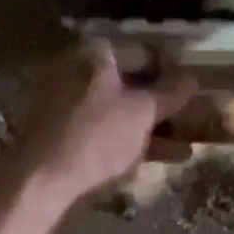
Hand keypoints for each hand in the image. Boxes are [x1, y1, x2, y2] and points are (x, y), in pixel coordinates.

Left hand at [16, 41, 195, 195]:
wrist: (39, 182)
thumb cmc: (96, 136)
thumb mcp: (142, 113)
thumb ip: (170, 93)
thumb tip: (192, 77)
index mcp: (95, 53)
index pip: (144, 51)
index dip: (174, 69)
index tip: (194, 88)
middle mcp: (78, 69)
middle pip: (131, 81)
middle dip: (164, 102)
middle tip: (193, 116)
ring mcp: (68, 101)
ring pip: (120, 108)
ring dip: (154, 124)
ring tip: (189, 144)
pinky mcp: (64, 131)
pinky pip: (106, 127)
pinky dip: (132, 137)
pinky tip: (165, 156)